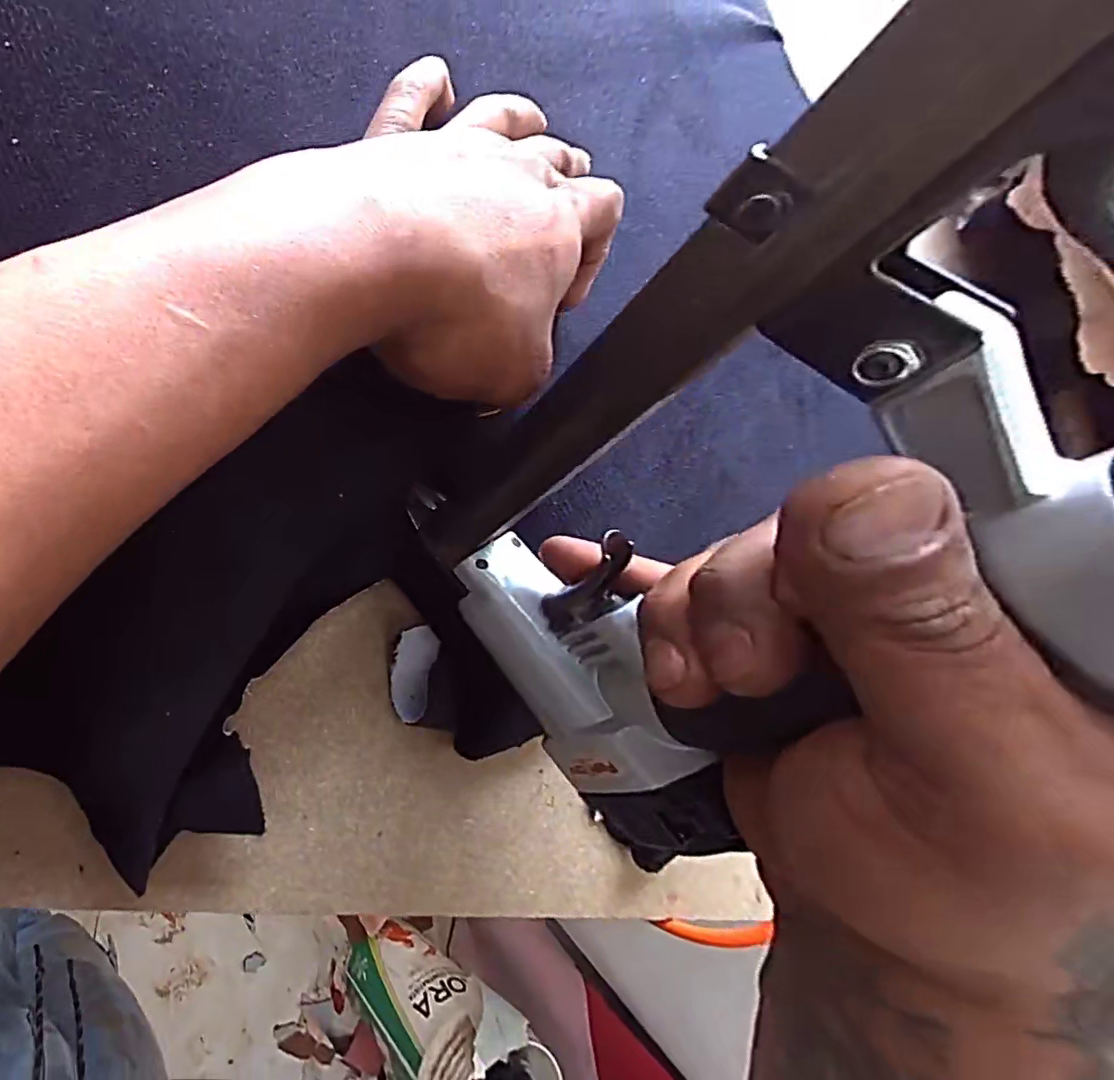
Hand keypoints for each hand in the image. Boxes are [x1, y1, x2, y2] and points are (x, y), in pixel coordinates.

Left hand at [249, 57, 623, 404]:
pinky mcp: (387, 146)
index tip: (562, 291)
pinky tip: (433, 86)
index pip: (601, 216)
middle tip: (551, 210)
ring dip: (520, 125)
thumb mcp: (507, 371)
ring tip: (528, 132)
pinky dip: (426, 88)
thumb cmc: (443, 310)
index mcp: (554, 224)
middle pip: (556, 160)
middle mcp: (508, 174)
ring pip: (504, 119)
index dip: (591, 252)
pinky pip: (414, 98)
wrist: (373, 260)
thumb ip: (522, 375)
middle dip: (563, 182)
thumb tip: (512, 383)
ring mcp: (447, 153)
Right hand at [546, 458, 1113, 1074]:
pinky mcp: (752, 626)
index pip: (949, 497)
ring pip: (722, 556)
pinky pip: (673, 579)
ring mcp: (828, 606)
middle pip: (799, 526)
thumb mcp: (973, 765)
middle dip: (742, 598)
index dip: (863, 529)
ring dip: (682, 620)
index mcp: (1036, 607)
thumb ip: (922, 633)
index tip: (821, 610)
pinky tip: (575, 567)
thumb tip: (856, 495)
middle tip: (750, 679)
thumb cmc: (961, 876)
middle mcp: (932, 589)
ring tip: (697, 691)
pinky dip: (624, 579)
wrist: (875, 916)